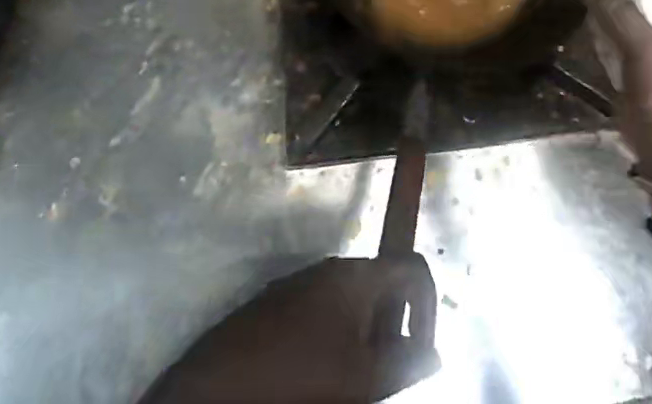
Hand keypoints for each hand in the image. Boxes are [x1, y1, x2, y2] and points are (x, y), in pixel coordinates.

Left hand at [143, 254, 440, 403]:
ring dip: (363, 341)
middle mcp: (330, 270)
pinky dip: (334, 342)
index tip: (421, 353)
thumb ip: (405, 364)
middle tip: (384, 378)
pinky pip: (322, 316)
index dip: (429, 307)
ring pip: (351, 307)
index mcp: (356, 276)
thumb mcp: (362, 379)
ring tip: (352, 383)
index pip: (411, 267)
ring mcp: (300, 285)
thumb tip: (433, 352)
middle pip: (381, 289)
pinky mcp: (277, 305)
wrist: (219, 382)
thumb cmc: (301, 373)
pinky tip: (320, 378)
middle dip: (392, 332)